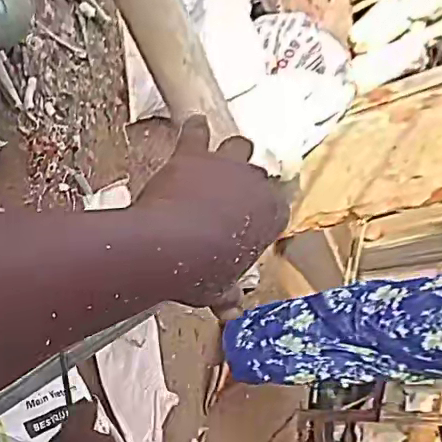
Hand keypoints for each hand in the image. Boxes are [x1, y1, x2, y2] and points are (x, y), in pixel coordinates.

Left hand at [122, 121, 286, 310]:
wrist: (168, 249)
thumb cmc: (196, 273)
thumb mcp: (216, 290)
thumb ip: (226, 297)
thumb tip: (230, 315)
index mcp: (271, 216)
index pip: (273, 211)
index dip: (256, 217)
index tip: (242, 225)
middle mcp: (256, 184)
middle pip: (257, 177)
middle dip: (244, 185)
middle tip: (228, 195)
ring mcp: (225, 166)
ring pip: (238, 147)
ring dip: (228, 154)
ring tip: (218, 160)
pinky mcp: (193, 156)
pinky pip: (197, 133)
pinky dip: (194, 131)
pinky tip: (193, 125)